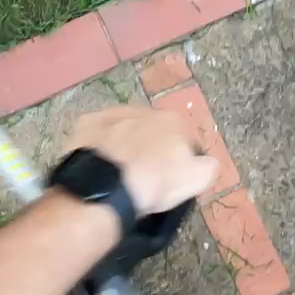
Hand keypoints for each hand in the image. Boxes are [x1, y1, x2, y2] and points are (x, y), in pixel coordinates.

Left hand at [65, 106, 218, 213]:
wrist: (106, 185)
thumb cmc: (154, 183)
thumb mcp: (196, 179)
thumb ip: (208, 165)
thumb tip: (206, 161)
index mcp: (173, 120)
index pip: (185, 138)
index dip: (181, 159)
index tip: (173, 177)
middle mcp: (144, 110)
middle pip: (153, 131)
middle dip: (152, 147)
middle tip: (146, 175)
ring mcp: (113, 114)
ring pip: (124, 129)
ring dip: (126, 143)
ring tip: (121, 171)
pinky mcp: (86, 123)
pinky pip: (98, 133)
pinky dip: (100, 144)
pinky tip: (100, 162)